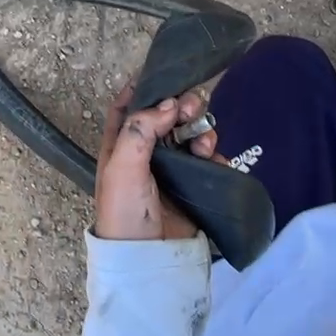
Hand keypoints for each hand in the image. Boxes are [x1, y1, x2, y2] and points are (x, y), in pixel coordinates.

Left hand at [94, 85, 219, 240]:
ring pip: (190, 135)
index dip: (143, 88)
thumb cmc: (126, 212)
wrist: (150, 261)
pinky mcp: (193, 185)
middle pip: (165, 117)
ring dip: (200, 130)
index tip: (165, 74)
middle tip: (195, 105)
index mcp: (120, 147)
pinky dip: (214, 155)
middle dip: (181, 106)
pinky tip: (215, 160)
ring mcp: (171, 170)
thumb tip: (169, 103)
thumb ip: (141, 129)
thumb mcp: (122, 167)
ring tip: (204, 143)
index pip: (128, 108)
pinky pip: (208, 160)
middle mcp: (145, 155)